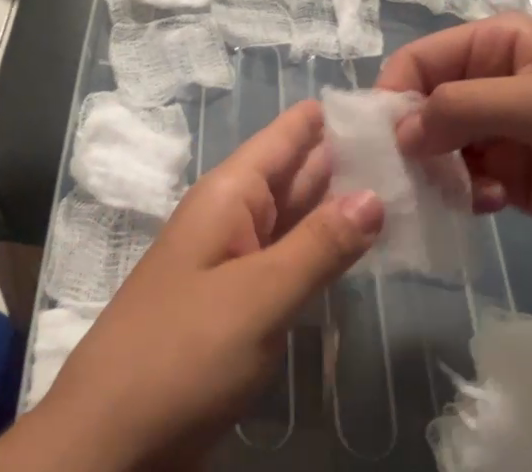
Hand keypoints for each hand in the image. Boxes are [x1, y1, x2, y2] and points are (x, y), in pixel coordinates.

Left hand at [36, 100, 383, 468]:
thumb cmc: (183, 351)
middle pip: (295, 173)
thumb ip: (318, 246)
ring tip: (406, 184)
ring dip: (341, 204)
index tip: (389, 96)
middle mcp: (231, 218)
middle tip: (417, 143)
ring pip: (295, 218)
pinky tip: (362, 249)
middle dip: (348, 158)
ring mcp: (234, 263)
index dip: (330, 116)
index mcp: (228, 196)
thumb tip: (374, 192)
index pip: (284, 137)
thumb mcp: (258, 295)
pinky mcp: (240, 306)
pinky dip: (325, 251)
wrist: (114, 435)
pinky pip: (289, 262)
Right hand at [382, 13, 531, 279]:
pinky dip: (462, 193)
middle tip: (413, 176)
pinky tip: (488, 205)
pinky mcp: (514, 178)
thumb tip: (397, 131)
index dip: (395, 93)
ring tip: (458, 194)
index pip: (421, 59)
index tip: (385, 140)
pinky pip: (464, 180)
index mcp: (499, 44)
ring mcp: (505, 133)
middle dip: (413, 137)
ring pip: (439, 145)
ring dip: (438, 170)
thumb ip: (461, 108)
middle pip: (424, 104)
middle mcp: (494, 82)